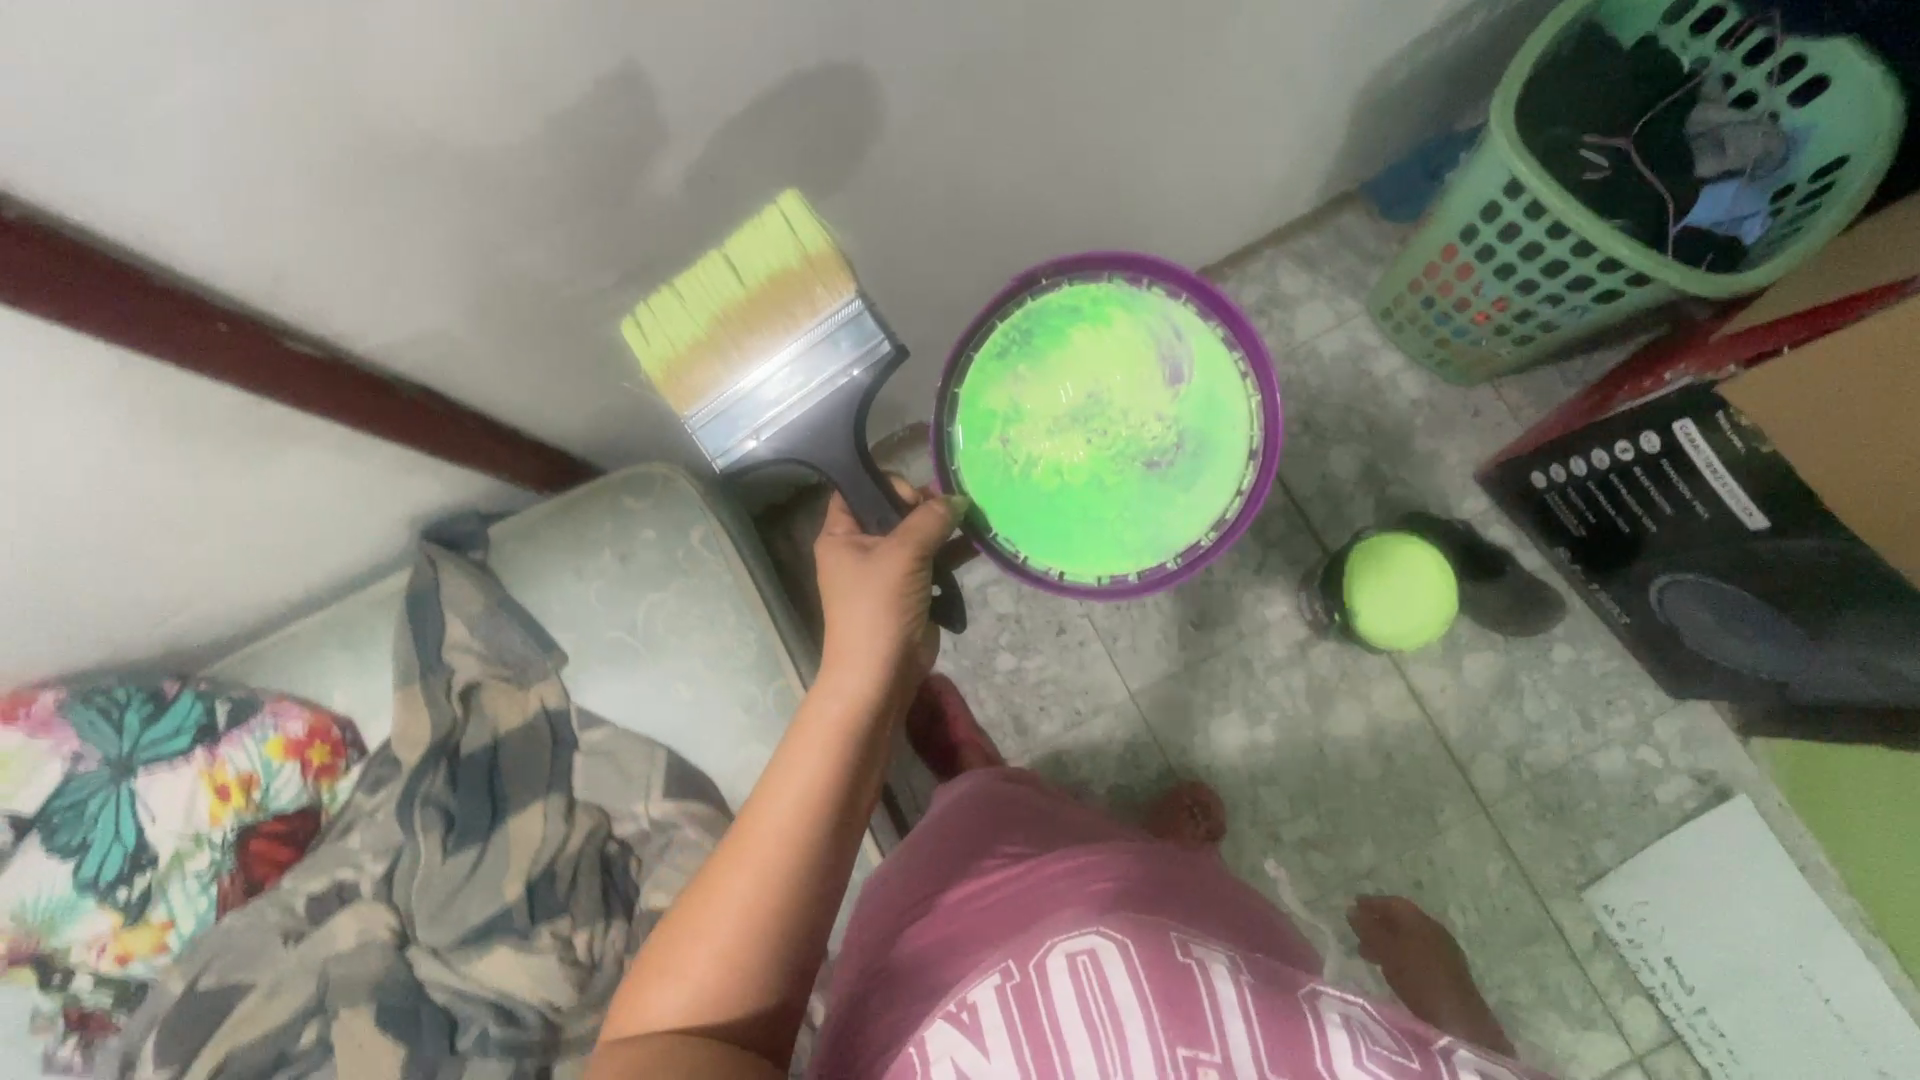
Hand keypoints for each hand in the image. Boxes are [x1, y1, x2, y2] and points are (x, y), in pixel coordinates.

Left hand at [813, 477, 966, 710]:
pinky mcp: (910, 590)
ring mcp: (886, 570)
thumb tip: (957, 499)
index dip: (887, 484)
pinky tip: (977, 542)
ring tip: (972, 519)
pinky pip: (932, 561)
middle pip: (893, 510)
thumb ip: (931, 519)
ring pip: (917, 536)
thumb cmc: (878, 607)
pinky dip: (951, 552)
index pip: (857, 489)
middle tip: (950, 508)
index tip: (916, 496)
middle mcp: (860, 547)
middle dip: (925, 506)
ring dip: (943, 528)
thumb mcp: (903, 553)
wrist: (880, 673)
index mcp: (841, 534)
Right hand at [1348, 895, 1513, 1056]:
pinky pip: (1417, 953)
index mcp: (1420, 921)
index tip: (1354, 905)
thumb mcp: (1387, 951)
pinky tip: (1391, 968)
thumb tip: (1351, 910)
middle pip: (1403, 920)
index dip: (1372, 903)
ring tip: (1367, 952)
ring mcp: (1444, 951)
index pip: (1393, 903)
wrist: (1459, 1020)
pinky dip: (1400, 954)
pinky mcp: (1448, 971)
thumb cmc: (1418, 978)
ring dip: (1388, 941)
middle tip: (1358, 930)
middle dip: (1379, 923)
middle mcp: (1434, 931)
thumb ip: (1368, 930)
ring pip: (1409, 938)